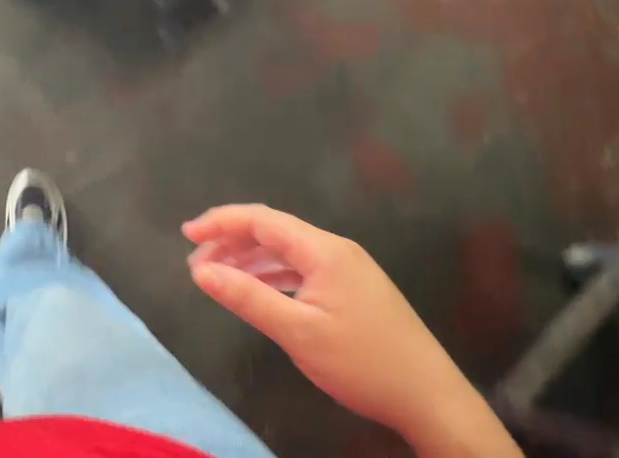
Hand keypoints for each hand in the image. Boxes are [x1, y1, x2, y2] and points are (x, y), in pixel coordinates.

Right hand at [184, 205, 517, 457]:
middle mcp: (335, 247)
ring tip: (219, 276)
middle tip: (197, 264)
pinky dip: (273, 274)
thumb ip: (247, 297)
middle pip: (272, 230)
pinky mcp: (354, 287)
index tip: (186, 235)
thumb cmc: (363, 363)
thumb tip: (201, 270)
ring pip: (287, 250)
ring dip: (251, 259)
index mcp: (322, 249)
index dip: (220, 222)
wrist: (433, 399)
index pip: (260, 219)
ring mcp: (348, 267)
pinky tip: (260, 291)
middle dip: (231, 241)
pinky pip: (303, 267)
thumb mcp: (298, 332)